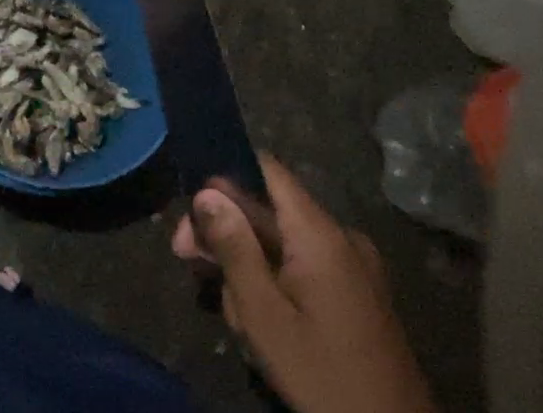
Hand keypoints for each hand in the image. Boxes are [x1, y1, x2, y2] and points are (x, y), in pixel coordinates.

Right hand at [172, 156, 437, 412]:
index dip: (223, 177)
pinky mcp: (357, 290)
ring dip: (246, 262)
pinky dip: (272, 276)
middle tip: (186, 257)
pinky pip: (302, 262)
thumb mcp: (262, 313)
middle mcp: (341, 237)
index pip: (267, 170)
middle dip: (224, 230)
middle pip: (268, 209)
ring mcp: (354, 265)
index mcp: (320, 234)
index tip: (189, 206)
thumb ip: (234, 247)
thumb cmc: (321, 370)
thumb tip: (206, 192)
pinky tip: (257, 313)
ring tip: (232, 308)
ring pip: (281, 241)